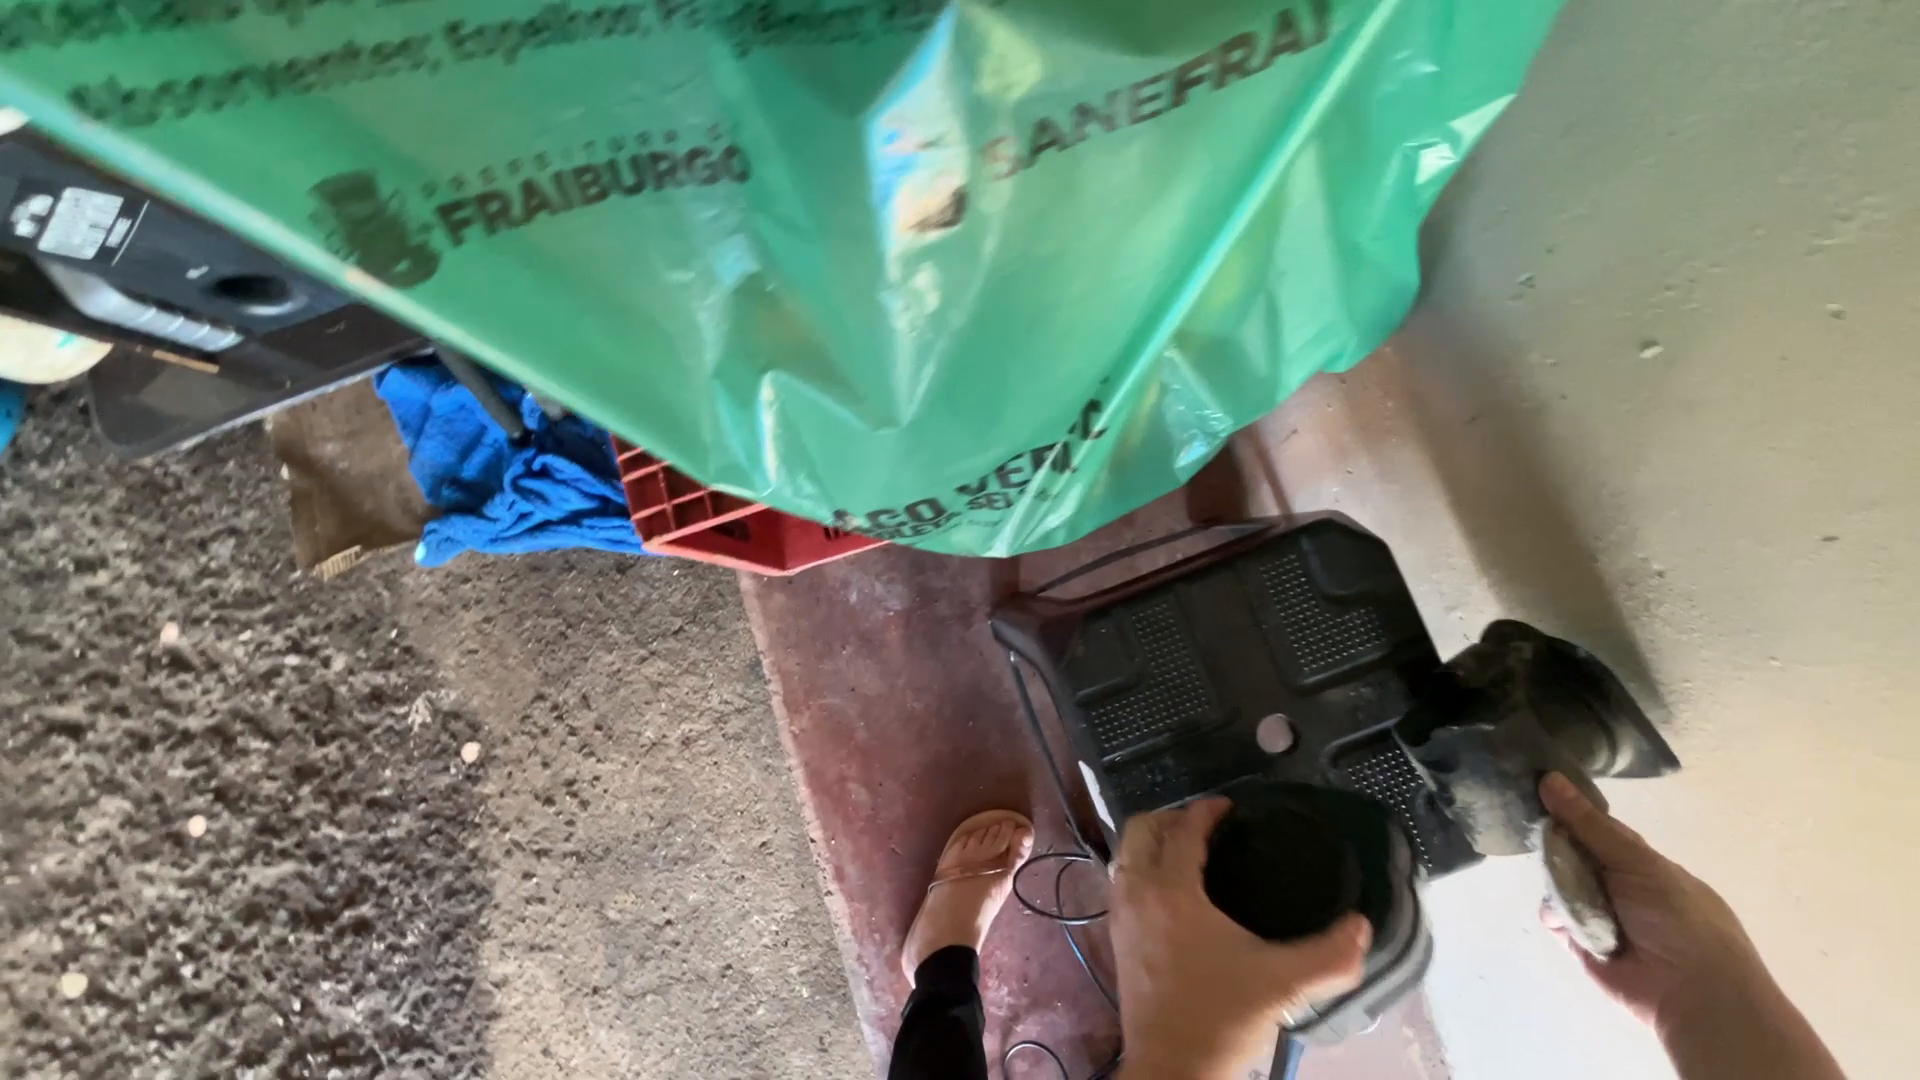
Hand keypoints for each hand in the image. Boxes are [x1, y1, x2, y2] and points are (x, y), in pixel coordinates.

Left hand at [1110, 797, 1370, 1079]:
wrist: (1172, 1069)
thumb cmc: (1222, 1018)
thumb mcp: (1282, 985)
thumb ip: (1329, 956)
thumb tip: (1361, 926)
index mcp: (1171, 891)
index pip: (1183, 831)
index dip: (1205, 811)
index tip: (1228, 806)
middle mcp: (1136, 891)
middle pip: (1141, 829)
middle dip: (1170, 816)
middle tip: (1205, 824)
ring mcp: (1120, 912)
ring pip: (1127, 853)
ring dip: (1152, 840)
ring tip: (1187, 848)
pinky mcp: (1116, 934)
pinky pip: (1122, 879)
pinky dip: (1141, 866)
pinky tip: (1169, 886)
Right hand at [1540, 774, 1845, 1079]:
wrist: (1694, 995)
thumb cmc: (1681, 921)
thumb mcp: (1638, 863)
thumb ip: (1590, 824)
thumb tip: (1548, 777)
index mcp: (1641, 863)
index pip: (1596, 827)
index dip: (1569, 810)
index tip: (1536, 790)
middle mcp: (1617, 883)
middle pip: (1569, 850)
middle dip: (1553, 844)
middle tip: (1540, 839)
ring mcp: (1597, 910)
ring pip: (1556, 880)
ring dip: (1555, 882)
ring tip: (1566, 891)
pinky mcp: (1579, 936)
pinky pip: (1553, 913)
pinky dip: (1556, 914)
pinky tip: (1565, 919)